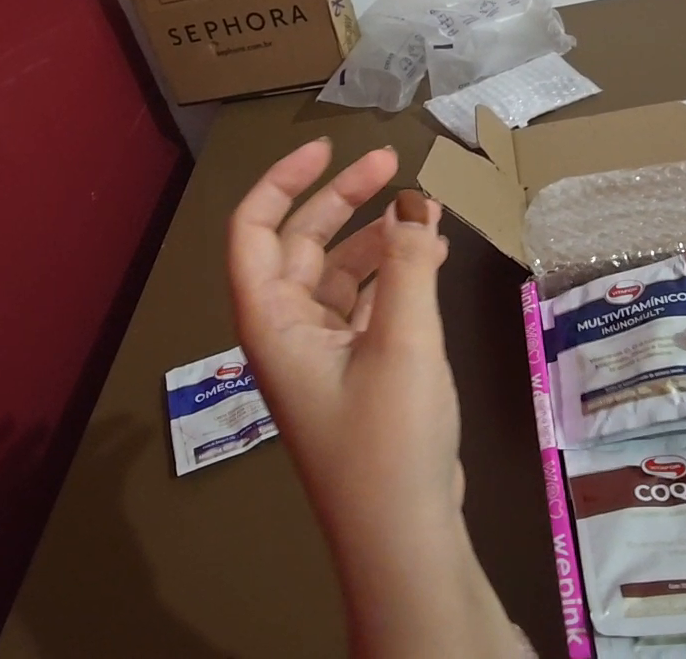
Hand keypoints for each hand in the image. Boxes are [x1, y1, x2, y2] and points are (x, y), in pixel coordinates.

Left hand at [229, 139, 519, 658]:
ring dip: (380, 238)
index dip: (282, 181)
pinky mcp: (359, 369)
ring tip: (428, 210)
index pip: (252, 230)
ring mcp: (324, 352)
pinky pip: (369, 302)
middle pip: (304, 242)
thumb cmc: (388, 440)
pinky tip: (433, 256)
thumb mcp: (403, 342)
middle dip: (345, 198)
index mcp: (272, 320)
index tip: (328, 150)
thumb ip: (407, 265)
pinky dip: (397, 275)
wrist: (406, 536)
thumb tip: (415, 209)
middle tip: (392, 163)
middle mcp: (289, 329)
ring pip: (342, 272)